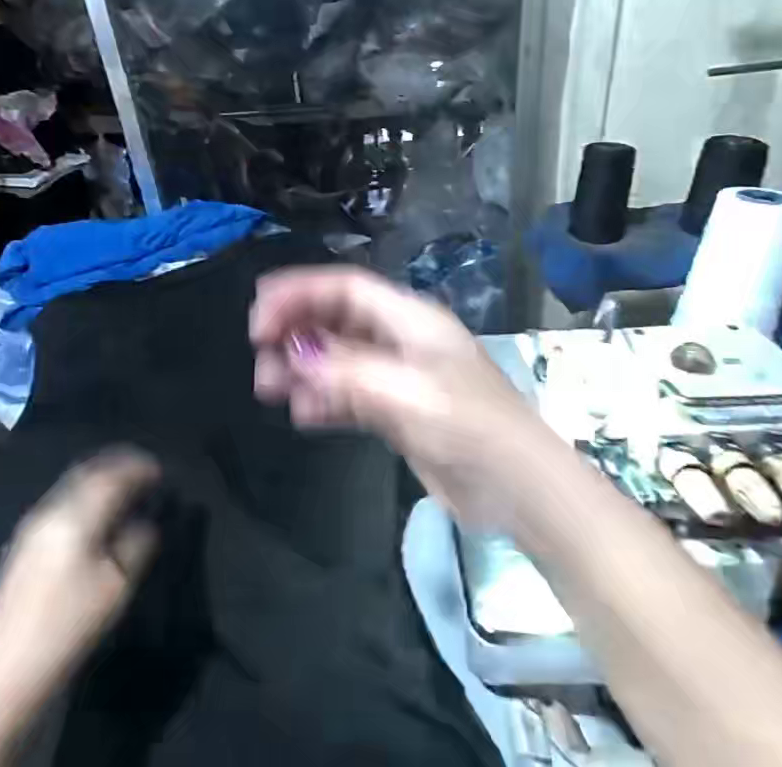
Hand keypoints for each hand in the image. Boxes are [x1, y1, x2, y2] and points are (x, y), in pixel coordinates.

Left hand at [0, 450, 160, 766]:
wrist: (0, 670)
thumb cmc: (64, 630)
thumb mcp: (113, 590)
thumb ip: (135, 547)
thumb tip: (147, 523)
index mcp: (73, 516)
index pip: (109, 476)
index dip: (136, 468)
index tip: (159, 469)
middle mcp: (49, 510)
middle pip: (86, 472)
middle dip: (117, 467)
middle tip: (144, 470)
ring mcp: (31, 525)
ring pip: (71, 485)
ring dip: (99, 480)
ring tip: (125, 489)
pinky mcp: (23, 543)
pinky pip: (62, 501)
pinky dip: (84, 496)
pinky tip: (97, 514)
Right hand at [250, 266, 559, 520]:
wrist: (522, 494)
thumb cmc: (471, 428)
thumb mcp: (408, 393)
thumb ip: (347, 371)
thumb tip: (293, 356)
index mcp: (410, 320)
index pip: (343, 288)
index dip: (298, 292)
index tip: (259, 315)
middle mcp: (399, 341)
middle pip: (334, 320)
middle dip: (293, 331)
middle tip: (259, 354)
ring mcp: (396, 377)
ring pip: (334, 358)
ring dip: (300, 368)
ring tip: (269, 388)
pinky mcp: (394, 412)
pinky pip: (345, 395)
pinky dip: (321, 400)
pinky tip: (302, 415)